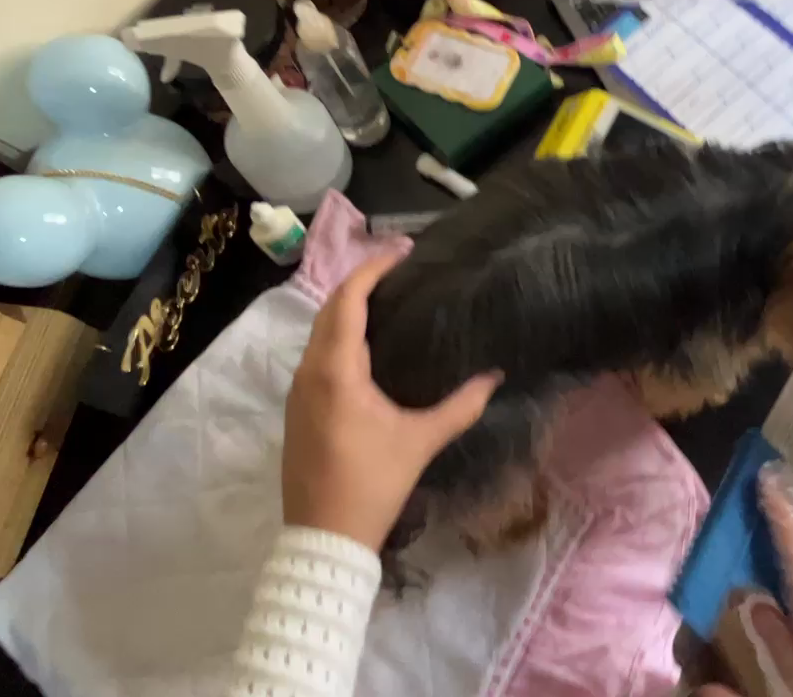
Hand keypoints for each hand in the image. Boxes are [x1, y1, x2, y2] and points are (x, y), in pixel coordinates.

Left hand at [282, 253, 502, 549]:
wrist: (323, 539)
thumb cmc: (372, 484)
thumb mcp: (421, 442)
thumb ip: (461, 406)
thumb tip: (495, 376)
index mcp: (336, 371)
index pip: (348, 301)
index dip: (372, 270)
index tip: (402, 253)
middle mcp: (309, 371)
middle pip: (330, 308)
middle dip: (361, 281)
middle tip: (400, 270)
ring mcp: (297, 389)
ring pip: (319, 330)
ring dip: (347, 307)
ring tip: (388, 298)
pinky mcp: (297, 406)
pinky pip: (316, 352)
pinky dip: (338, 333)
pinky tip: (366, 342)